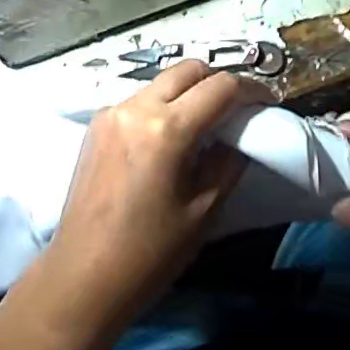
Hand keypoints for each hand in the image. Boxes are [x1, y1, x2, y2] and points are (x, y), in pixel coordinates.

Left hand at [35, 61, 264, 336]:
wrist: (81, 279)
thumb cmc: (149, 253)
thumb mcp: (204, 210)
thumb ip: (229, 160)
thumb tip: (241, 134)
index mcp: (166, 129)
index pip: (221, 87)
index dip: (252, 90)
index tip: (268, 102)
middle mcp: (135, 108)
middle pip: (189, 70)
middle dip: (220, 82)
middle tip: (238, 109)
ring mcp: (111, 114)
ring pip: (162, 82)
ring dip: (190, 92)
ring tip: (206, 123)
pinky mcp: (96, 126)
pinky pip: (140, 100)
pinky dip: (164, 106)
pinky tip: (171, 136)